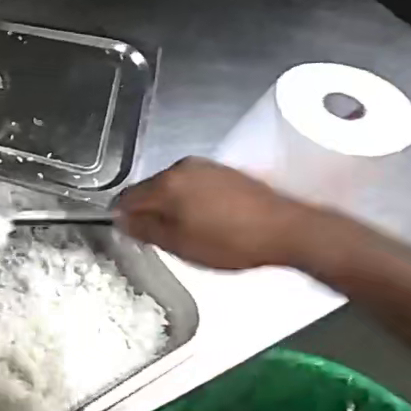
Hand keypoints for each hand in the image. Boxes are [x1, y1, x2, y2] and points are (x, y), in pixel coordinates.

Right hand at [116, 157, 324, 270]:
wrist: (289, 230)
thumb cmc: (229, 241)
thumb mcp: (179, 244)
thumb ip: (144, 230)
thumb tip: (120, 219)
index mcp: (166, 182)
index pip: (127, 197)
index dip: (123, 217)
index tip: (131, 236)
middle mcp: (182, 166)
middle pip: (150, 190)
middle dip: (148, 211)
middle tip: (160, 239)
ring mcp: (207, 166)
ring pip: (173, 187)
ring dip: (171, 207)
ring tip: (186, 232)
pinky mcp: (226, 172)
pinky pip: (194, 185)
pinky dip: (191, 201)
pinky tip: (206, 221)